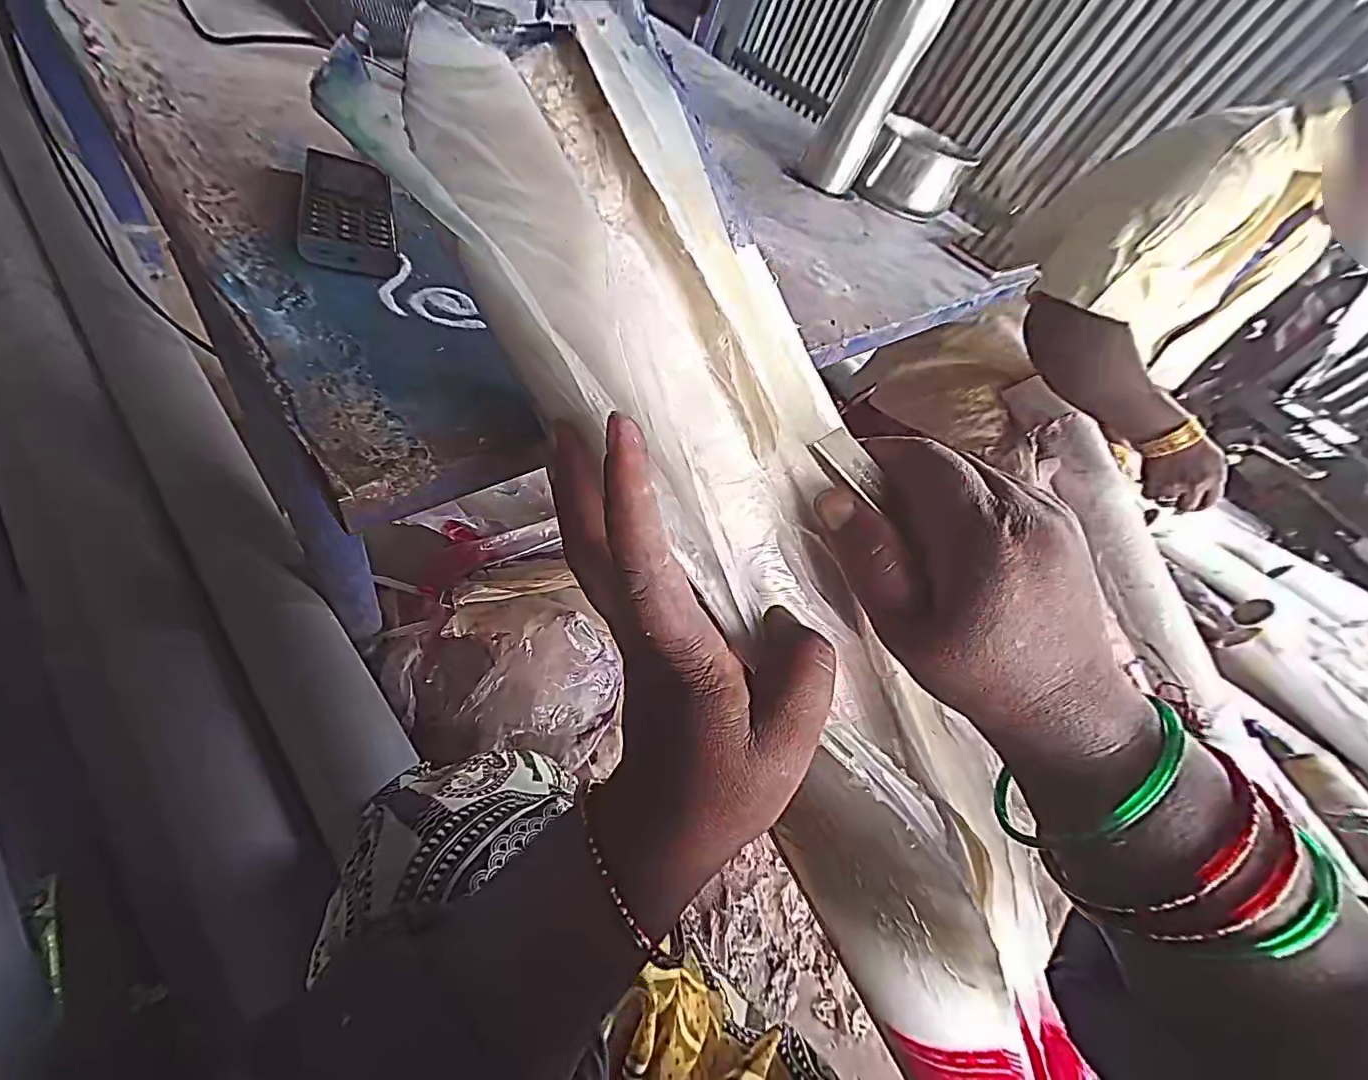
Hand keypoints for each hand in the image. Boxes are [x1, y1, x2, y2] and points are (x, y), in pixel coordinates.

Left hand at [550, 415, 835, 932]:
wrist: (664, 824)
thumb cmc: (724, 789)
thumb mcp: (787, 742)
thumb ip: (804, 670)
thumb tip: (792, 621)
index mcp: (675, 646)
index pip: (640, 558)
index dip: (626, 492)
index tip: (617, 430)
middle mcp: (636, 625)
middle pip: (587, 544)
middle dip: (572, 479)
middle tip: (563, 417)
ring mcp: (624, 627)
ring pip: (585, 553)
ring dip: (572, 497)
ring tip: (568, 443)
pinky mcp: (629, 633)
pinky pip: (602, 567)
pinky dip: (595, 525)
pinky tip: (605, 503)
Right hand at [813, 437, 1149, 800]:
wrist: (1069, 707)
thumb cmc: (975, 673)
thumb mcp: (902, 625)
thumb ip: (870, 557)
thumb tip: (833, 498)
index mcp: (984, 534)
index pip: (921, 458)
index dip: (874, 453)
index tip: (840, 471)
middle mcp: (1027, 509)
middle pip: (947, 456)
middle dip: (896, 466)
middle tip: (861, 500)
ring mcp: (1053, 512)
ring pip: (973, 467)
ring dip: (927, 480)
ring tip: (899, 520)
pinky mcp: (1065, 523)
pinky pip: (999, 485)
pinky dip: (959, 493)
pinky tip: (943, 533)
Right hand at [1140, 437, 1226, 511]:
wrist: (1169, 436)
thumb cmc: (1191, 442)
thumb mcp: (1213, 458)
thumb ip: (1211, 475)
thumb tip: (1205, 487)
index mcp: (1214, 479)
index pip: (1209, 502)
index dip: (1199, 504)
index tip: (1192, 504)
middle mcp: (1196, 486)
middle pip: (1188, 506)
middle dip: (1180, 505)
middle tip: (1173, 501)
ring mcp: (1175, 487)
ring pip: (1166, 501)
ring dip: (1162, 496)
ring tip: (1160, 487)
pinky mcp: (1156, 486)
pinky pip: (1149, 495)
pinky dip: (1148, 490)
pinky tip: (1148, 483)